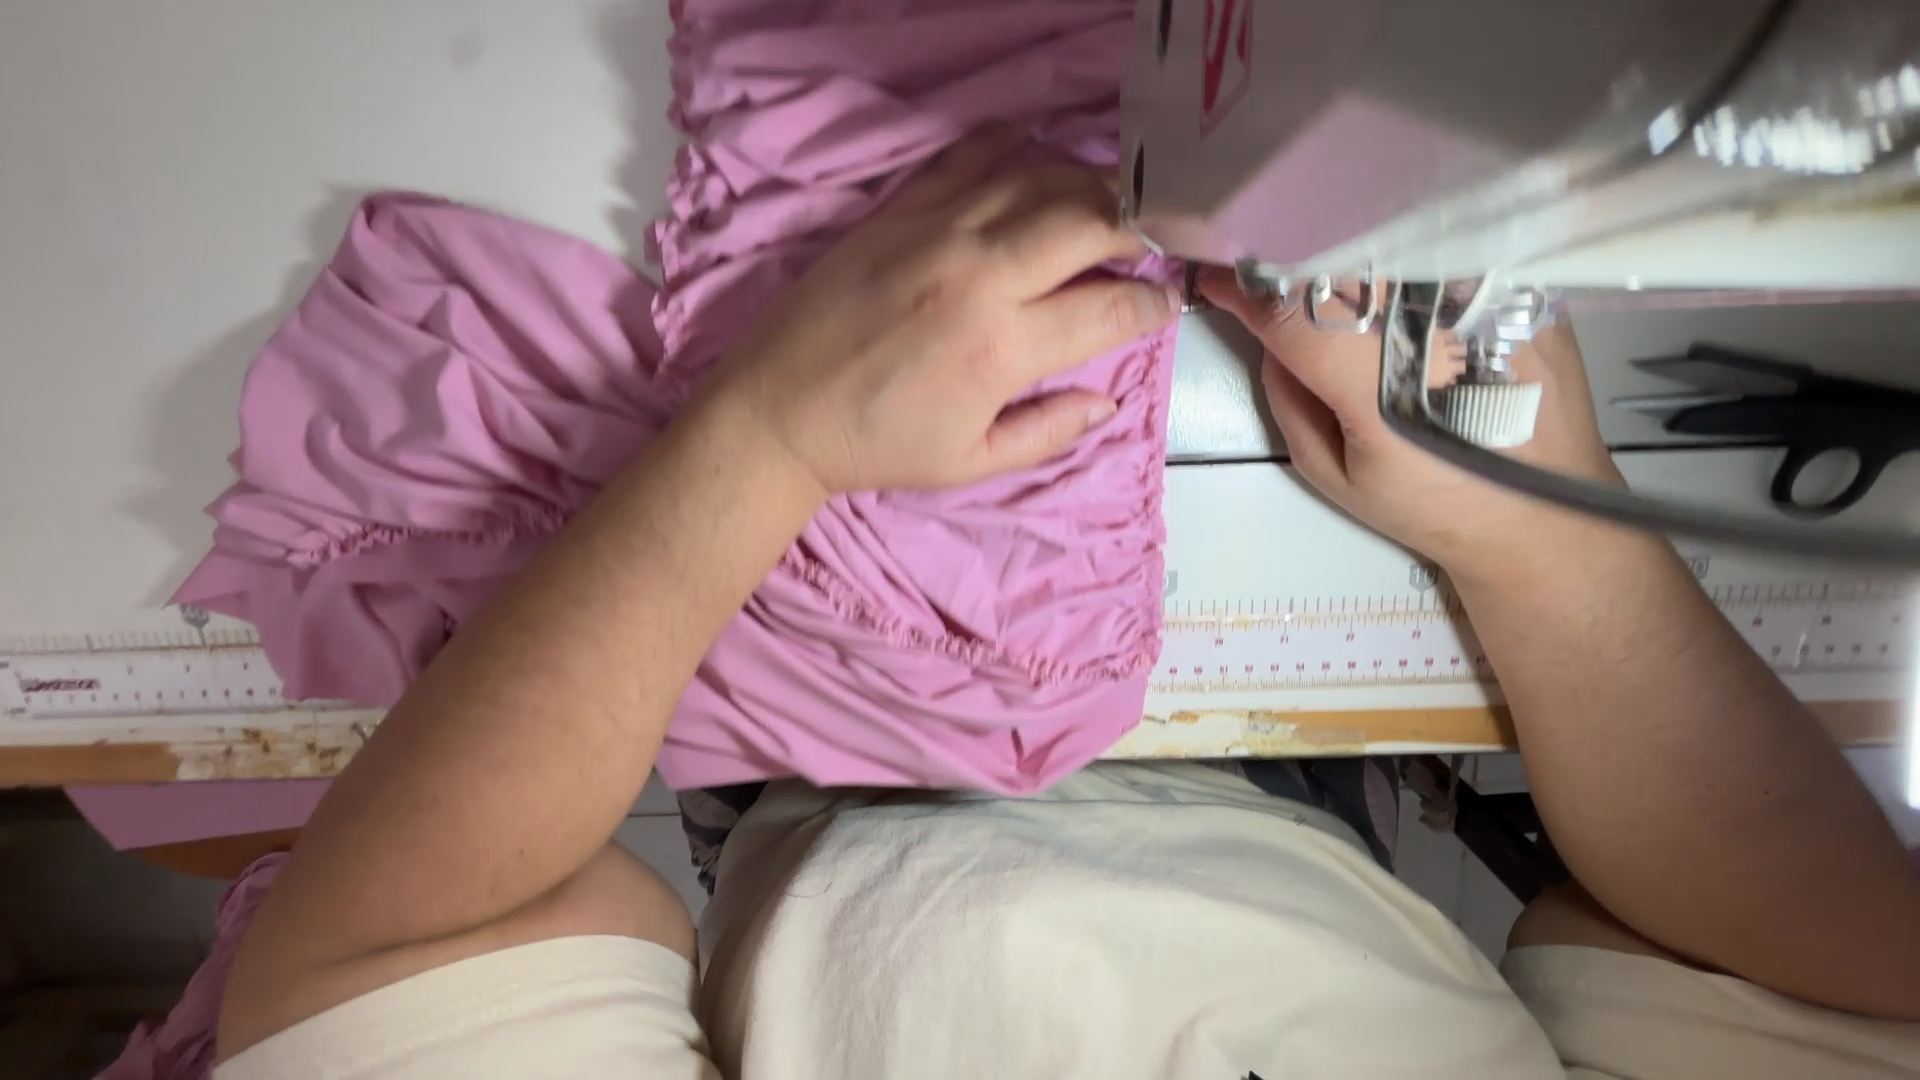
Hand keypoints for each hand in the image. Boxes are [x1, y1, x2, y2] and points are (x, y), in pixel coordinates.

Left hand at [705, 127, 1178, 496]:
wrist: (781, 410)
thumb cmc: (878, 445)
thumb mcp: (971, 463)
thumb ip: (1048, 431)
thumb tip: (1107, 402)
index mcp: (1000, 350)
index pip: (1107, 310)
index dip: (1150, 306)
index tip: (1164, 304)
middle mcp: (979, 275)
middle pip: (1089, 222)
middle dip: (1138, 228)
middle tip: (1152, 242)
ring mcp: (937, 230)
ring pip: (1042, 177)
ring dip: (1090, 187)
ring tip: (1108, 209)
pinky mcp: (901, 207)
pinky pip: (975, 154)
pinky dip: (1020, 150)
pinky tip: (1039, 165)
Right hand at [1200, 267, 1623, 584]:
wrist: (1543, 512)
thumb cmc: (1429, 505)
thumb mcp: (1332, 474)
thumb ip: (1289, 402)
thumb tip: (1273, 342)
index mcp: (1380, 387)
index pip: (1296, 317)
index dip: (1246, 293)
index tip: (1214, 279)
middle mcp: (1436, 331)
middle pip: (1341, 268)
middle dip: (1289, 264)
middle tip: (1259, 270)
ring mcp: (1489, 304)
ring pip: (1392, 250)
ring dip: (1341, 256)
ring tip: (1315, 270)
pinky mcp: (1522, 293)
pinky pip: (1443, 255)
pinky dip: (1398, 258)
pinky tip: (1383, 278)